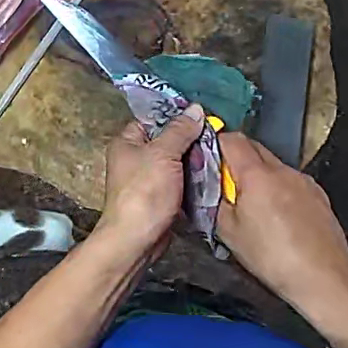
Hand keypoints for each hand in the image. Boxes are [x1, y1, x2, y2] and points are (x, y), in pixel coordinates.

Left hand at [97, 105, 203, 254]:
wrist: (137, 238)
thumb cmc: (144, 192)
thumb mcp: (162, 154)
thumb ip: (179, 131)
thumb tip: (195, 109)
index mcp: (127, 141)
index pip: (153, 119)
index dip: (177, 117)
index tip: (204, 116)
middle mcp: (135, 157)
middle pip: (168, 141)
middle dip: (191, 141)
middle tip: (217, 139)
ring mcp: (148, 178)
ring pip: (177, 162)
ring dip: (196, 162)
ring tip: (220, 157)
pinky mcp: (161, 196)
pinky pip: (181, 181)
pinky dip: (195, 180)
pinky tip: (214, 177)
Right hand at [213, 133, 347, 313]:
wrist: (325, 279)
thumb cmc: (272, 256)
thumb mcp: (227, 230)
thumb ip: (213, 199)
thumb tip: (205, 184)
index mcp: (256, 174)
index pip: (231, 139)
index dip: (214, 144)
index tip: (206, 159)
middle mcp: (283, 171)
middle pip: (253, 147)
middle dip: (235, 157)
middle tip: (223, 181)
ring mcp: (304, 182)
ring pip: (272, 164)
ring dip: (257, 173)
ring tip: (251, 202)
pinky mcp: (319, 196)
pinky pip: (290, 180)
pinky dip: (277, 187)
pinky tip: (276, 214)